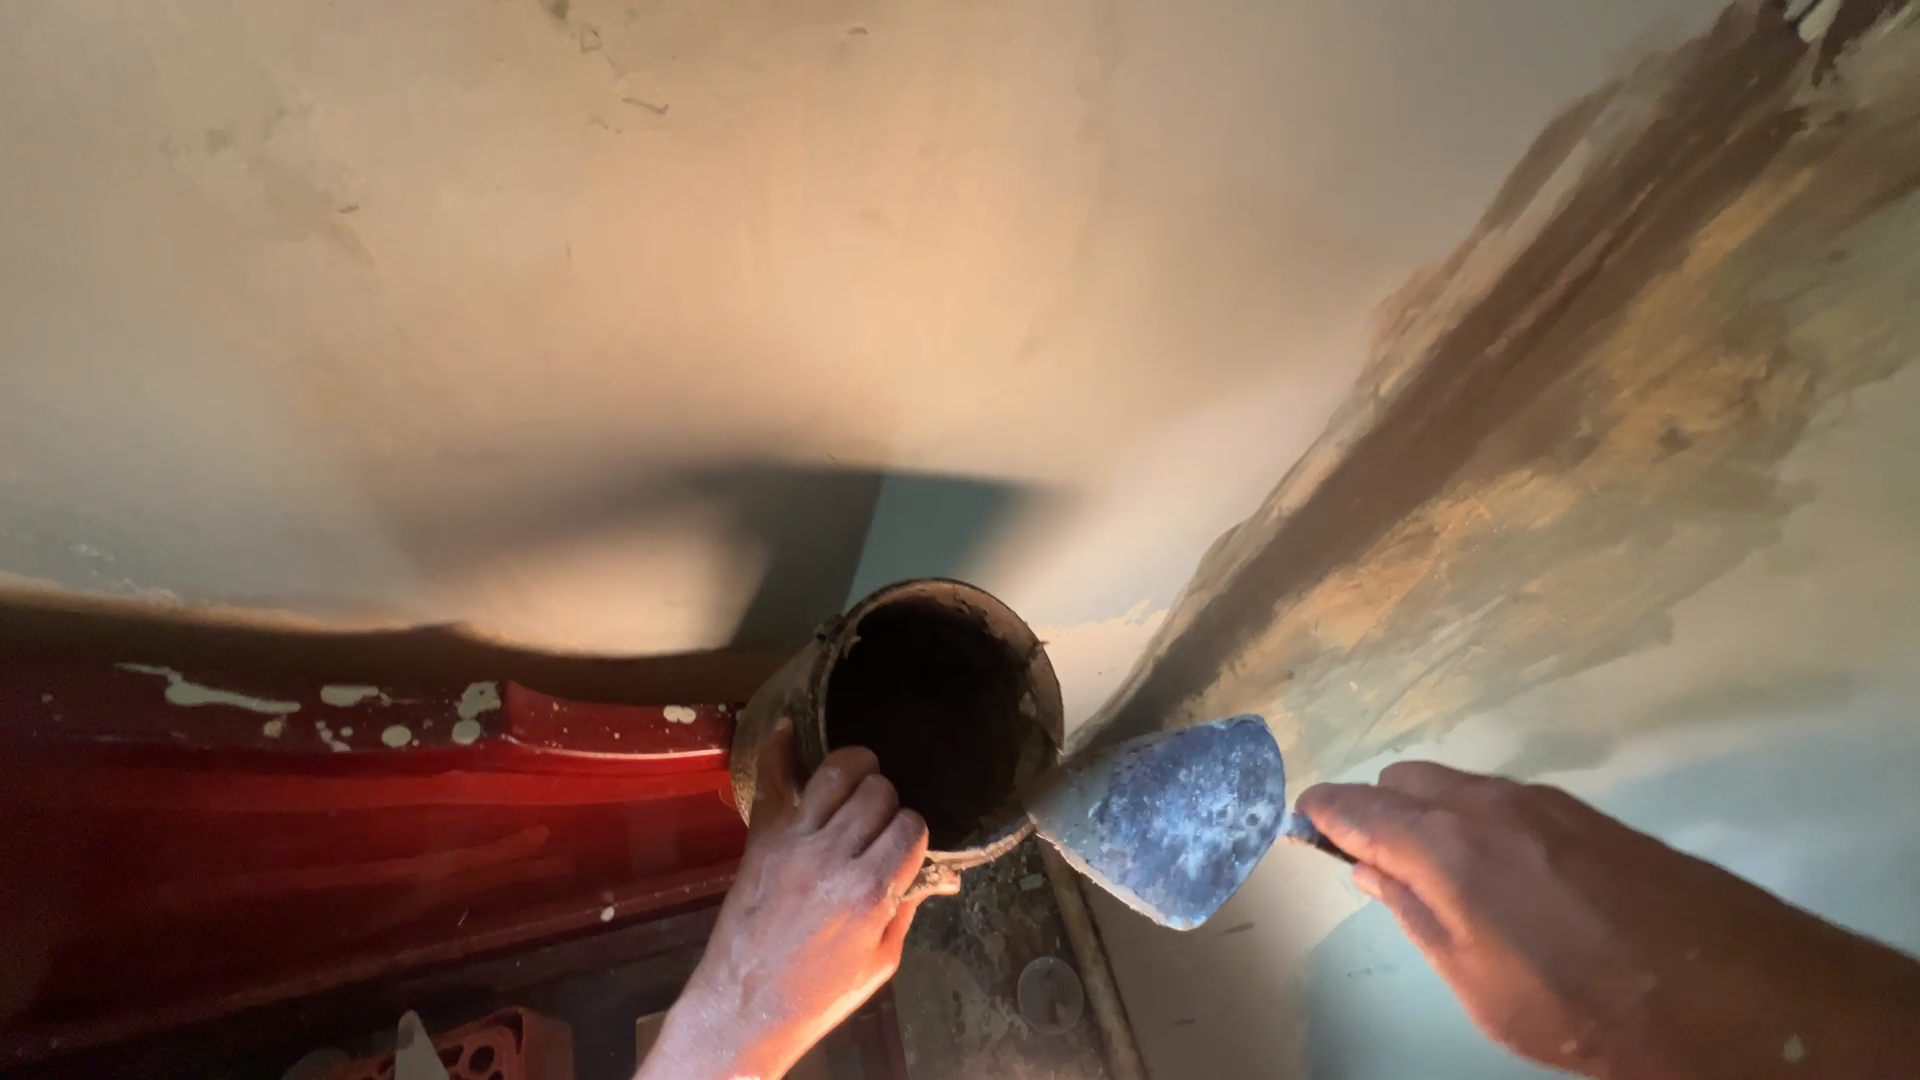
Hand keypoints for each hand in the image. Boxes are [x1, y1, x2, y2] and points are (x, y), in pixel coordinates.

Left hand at [637, 718, 955, 1079]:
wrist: (742, 1010)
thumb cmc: (817, 996)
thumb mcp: (879, 962)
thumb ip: (907, 907)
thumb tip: (939, 873)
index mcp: (868, 892)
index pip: (911, 826)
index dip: (913, 832)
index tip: (905, 845)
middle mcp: (832, 856)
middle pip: (879, 791)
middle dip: (888, 802)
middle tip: (879, 823)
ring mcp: (794, 840)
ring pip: (838, 771)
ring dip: (857, 769)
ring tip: (861, 778)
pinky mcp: (763, 835)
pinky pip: (772, 777)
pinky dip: (780, 748)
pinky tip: (789, 726)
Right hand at [1299, 763, 1919, 1078]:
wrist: (1762, 1005)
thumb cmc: (1596, 1011)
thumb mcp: (1482, 990)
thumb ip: (1413, 915)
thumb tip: (1368, 869)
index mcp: (1440, 846)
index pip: (1347, 803)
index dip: (1317, 815)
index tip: (1308, 836)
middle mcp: (1477, 802)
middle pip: (1392, 779)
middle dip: (1373, 811)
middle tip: (1387, 867)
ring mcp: (1531, 797)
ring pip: (1444, 780)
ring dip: (1423, 810)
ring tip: (1453, 873)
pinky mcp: (1578, 807)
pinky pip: (1494, 792)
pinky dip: (1472, 813)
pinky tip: (1513, 871)